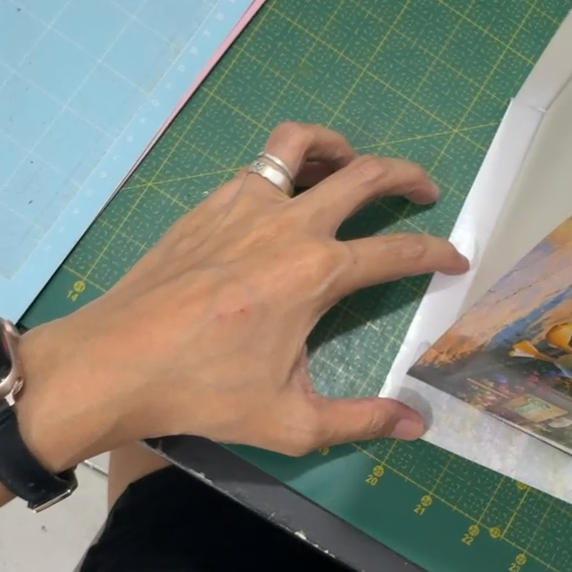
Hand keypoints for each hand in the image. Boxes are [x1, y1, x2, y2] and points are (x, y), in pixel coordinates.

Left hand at [14, 121, 466, 469]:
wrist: (116, 363)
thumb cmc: (205, 393)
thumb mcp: (291, 422)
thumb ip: (360, 420)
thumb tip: (415, 426)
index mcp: (317, 273)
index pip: (397, 251)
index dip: (436, 252)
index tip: (456, 258)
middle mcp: (288, 225)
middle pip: (364, 175)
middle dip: (406, 177)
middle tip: (425, 190)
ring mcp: (243, 205)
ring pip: (301, 145)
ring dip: (338, 147)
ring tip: (351, 166)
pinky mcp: (207, 206)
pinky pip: (258, 168)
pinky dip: (284, 170)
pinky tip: (280, 201)